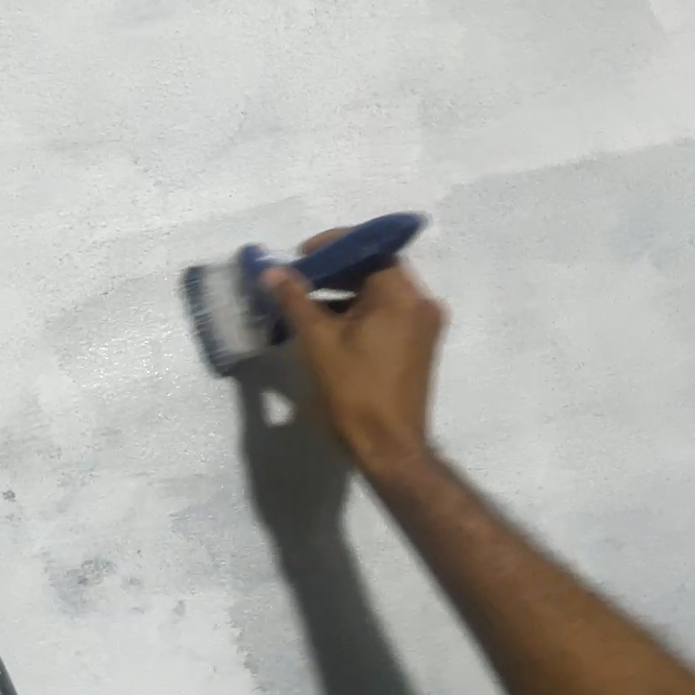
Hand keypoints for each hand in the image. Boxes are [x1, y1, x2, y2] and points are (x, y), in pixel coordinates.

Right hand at [261, 229, 446, 474]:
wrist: (389, 447)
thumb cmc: (354, 391)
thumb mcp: (317, 342)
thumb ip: (295, 300)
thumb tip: (272, 272)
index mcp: (401, 296)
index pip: (369, 249)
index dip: (331, 247)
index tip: (299, 258)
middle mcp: (420, 304)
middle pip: (375, 269)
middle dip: (334, 271)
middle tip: (297, 280)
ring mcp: (422, 327)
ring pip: (379, 294)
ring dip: (342, 294)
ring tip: (304, 306)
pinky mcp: (417, 347)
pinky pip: (385, 315)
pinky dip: (357, 314)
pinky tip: (326, 328)